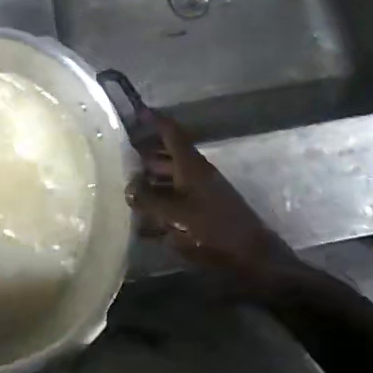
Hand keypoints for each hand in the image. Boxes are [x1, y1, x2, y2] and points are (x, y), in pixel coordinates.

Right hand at [126, 111, 302, 289]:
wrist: (254, 259)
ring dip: (150, 180)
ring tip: (126, 188)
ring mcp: (201, 193)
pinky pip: (176, 199)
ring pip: (171, 177)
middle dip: (144, 154)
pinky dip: (160, 203)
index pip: (170, 132)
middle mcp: (196, 173)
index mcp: (191, 165)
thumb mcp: (176, 216)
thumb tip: (129, 188)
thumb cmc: (214, 231)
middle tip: (119, 157)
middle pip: (167, 154)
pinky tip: (143, 220)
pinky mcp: (204, 212)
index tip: (133, 112)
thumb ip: (149, 200)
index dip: (153, 119)